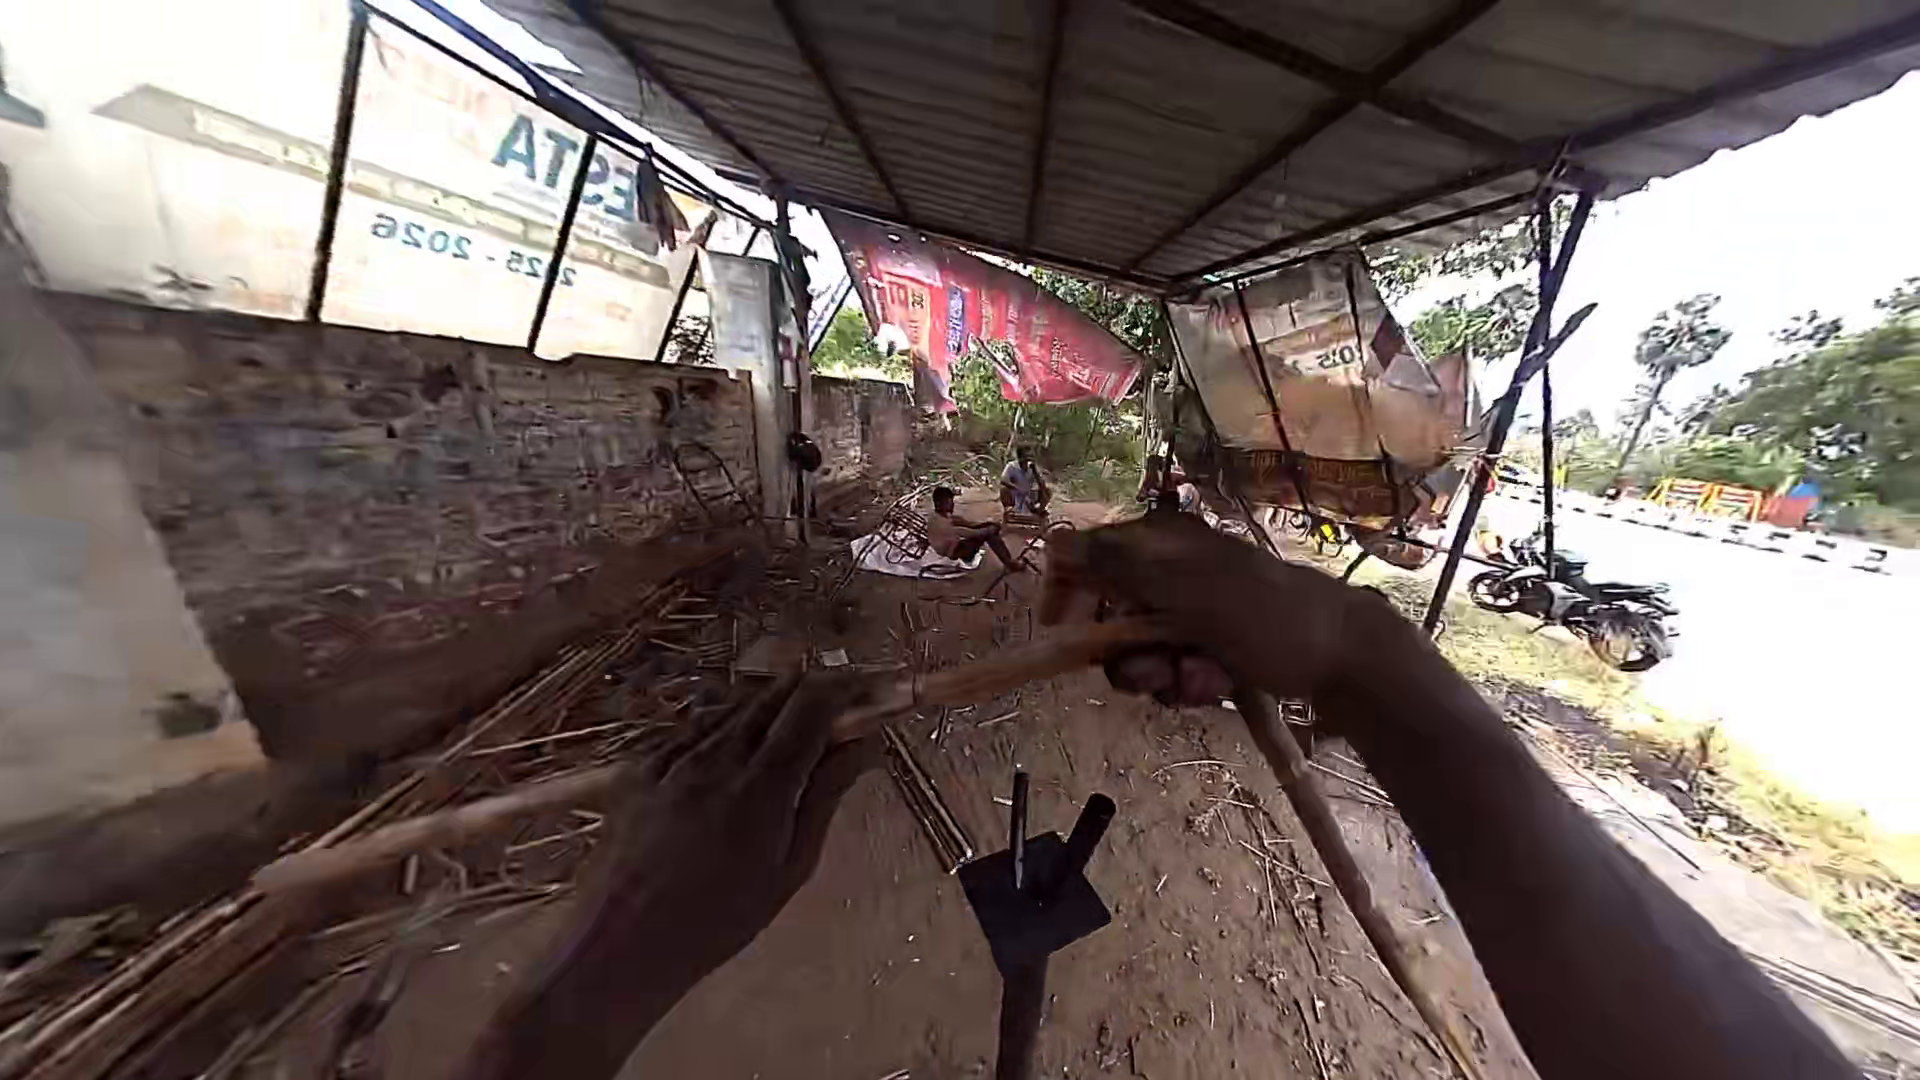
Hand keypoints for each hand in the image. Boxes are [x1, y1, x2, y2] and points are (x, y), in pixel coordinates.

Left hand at [460, 677, 879, 1079]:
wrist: (618, 949)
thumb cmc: (720, 918)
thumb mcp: (791, 867)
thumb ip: (827, 795)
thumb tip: (865, 744)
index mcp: (762, 785)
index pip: (812, 707)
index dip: (844, 688)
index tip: (865, 688)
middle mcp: (719, 756)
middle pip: (776, 693)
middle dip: (813, 688)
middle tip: (834, 704)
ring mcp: (675, 755)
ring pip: (739, 703)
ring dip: (774, 702)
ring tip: (791, 723)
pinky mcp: (643, 762)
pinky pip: (698, 723)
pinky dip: (732, 720)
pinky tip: (738, 741)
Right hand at [1039, 513, 1372, 705]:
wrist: (1343, 659)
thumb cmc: (1269, 613)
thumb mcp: (1191, 588)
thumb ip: (1120, 567)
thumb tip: (1054, 540)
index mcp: (1160, 546)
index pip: (1088, 558)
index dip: (1067, 591)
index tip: (1058, 628)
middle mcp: (1163, 577)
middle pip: (1108, 616)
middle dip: (1127, 653)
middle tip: (1155, 670)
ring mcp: (1181, 614)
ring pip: (1134, 652)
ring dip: (1159, 674)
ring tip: (1197, 679)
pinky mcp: (1197, 648)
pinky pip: (1165, 671)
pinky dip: (1186, 684)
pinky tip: (1218, 684)